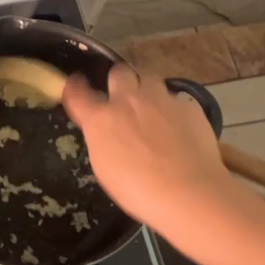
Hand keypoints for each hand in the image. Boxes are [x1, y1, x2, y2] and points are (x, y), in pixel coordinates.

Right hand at [62, 66, 231, 228]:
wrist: (188, 192)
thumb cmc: (138, 190)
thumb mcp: (104, 166)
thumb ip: (101, 137)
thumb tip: (104, 128)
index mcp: (101, 118)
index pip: (78, 92)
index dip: (76, 87)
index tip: (78, 85)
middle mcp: (129, 101)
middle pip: (118, 72)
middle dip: (119, 81)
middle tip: (123, 99)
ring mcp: (160, 100)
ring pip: (149, 78)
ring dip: (146, 90)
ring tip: (152, 110)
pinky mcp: (187, 105)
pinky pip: (175, 99)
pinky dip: (172, 109)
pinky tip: (178, 128)